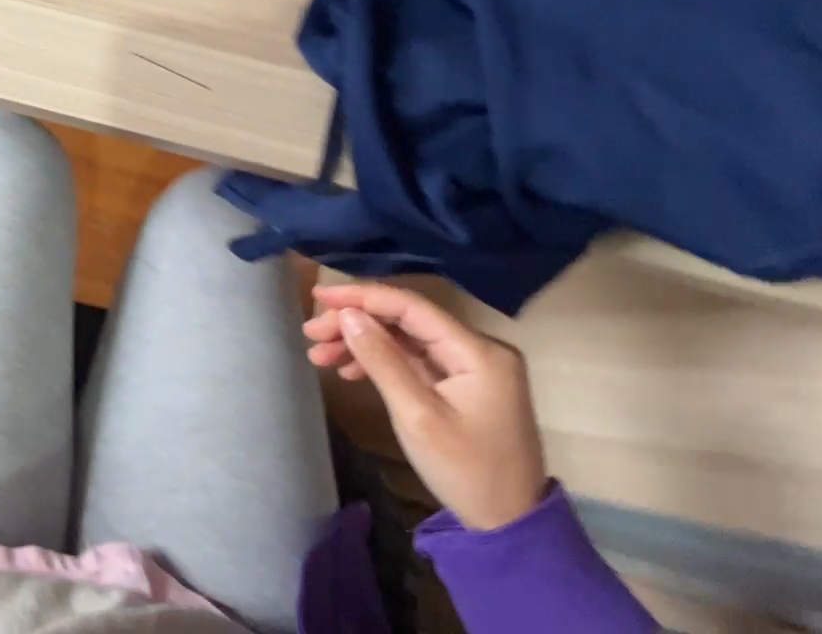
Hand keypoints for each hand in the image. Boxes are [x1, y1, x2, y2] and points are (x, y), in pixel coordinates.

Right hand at [303, 283, 548, 529]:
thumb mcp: (416, 415)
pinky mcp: (461, 384)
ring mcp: (470, 367)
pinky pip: (413, 358)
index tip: (319, 295)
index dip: (362, 297)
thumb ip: (382, 359)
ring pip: (405, 338)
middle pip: (405, 320)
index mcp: (478, 352)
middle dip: (356, 322)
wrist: (509, 524)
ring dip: (362, 342)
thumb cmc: (465, 470)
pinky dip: (379, 360)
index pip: (411, 307)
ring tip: (319, 354)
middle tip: (311, 334)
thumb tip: (348, 315)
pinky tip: (348, 370)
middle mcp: (478, 350)